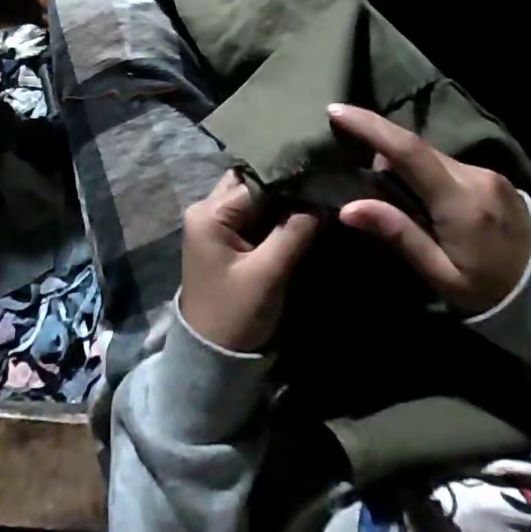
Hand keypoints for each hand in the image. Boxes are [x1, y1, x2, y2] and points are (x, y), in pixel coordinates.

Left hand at [180, 172, 321, 351]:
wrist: (210, 358)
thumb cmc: (236, 315)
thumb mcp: (269, 273)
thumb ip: (296, 230)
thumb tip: (324, 197)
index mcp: (209, 214)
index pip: (256, 179)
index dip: (291, 176)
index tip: (324, 173)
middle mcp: (206, 209)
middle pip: (252, 180)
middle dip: (286, 180)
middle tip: (322, 180)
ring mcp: (213, 223)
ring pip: (253, 194)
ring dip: (282, 195)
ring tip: (317, 192)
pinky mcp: (224, 237)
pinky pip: (252, 212)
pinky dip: (275, 210)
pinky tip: (301, 211)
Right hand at [329, 105, 530, 314]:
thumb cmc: (489, 291)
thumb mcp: (440, 274)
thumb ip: (398, 235)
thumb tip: (349, 207)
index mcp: (461, 202)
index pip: (408, 151)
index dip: (370, 127)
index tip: (336, 111)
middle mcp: (476, 176)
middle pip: (417, 150)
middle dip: (382, 154)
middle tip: (361, 180)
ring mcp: (488, 173)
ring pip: (432, 157)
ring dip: (406, 169)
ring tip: (396, 203)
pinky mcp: (493, 177)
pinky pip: (447, 166)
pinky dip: (426, 176)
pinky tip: (425, 205)